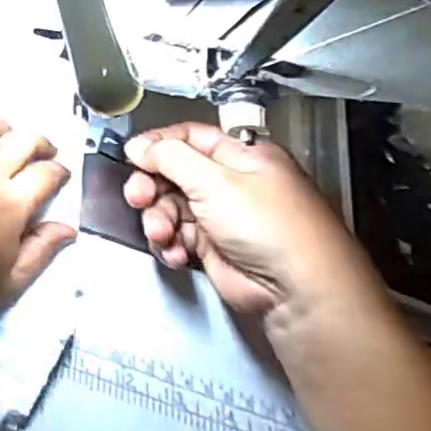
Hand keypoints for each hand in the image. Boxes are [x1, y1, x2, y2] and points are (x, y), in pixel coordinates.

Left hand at [0, 110, 75, 328]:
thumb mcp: (8, 281)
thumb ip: (42, 249)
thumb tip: (68, 227)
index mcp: (10, 202)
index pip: (46, 173)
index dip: (60, 173)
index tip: (60, 177)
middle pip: (22, 139)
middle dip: (40, 144)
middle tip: (42, 155)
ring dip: (1, 128)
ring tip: (3, 141)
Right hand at [124, 121, 357, 319]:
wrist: (298, 293)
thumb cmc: (264, 224)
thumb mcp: (215, 180)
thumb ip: (169, 157)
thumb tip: (137, 145)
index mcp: (241, 154)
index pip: (190, 136)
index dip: (159, 144)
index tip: (132, 155)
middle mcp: (231, 181)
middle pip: (175, 172)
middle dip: (152, 185)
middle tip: (138, 197)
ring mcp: (222, 215)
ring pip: (172, 206)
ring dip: (159, 218)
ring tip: (161, 233)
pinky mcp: (213, 248)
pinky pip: (179, 236)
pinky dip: (171, 243)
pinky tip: (175, 252)